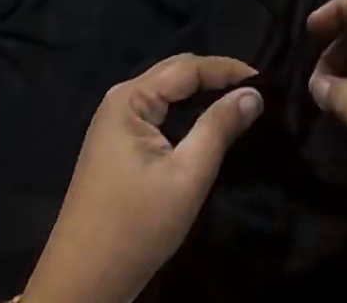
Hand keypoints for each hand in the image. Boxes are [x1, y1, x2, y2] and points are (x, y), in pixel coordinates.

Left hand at [23, 55, 263, 302]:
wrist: (79, 289)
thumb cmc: (134, 228)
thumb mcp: (187, 175)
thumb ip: (221, 126)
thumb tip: (254, 92)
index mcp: (130, 100)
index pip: (190, 66)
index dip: (230, 69)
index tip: (267, 83)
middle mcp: (119, 102)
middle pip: (178, 72)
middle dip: (218, 77)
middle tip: (255, 92)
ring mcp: (114, 124)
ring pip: (169, 91)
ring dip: (204, 92)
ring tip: (239, 103)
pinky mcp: (117, 145)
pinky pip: (160, 111)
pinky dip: (188, 110)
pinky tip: (208, 123)